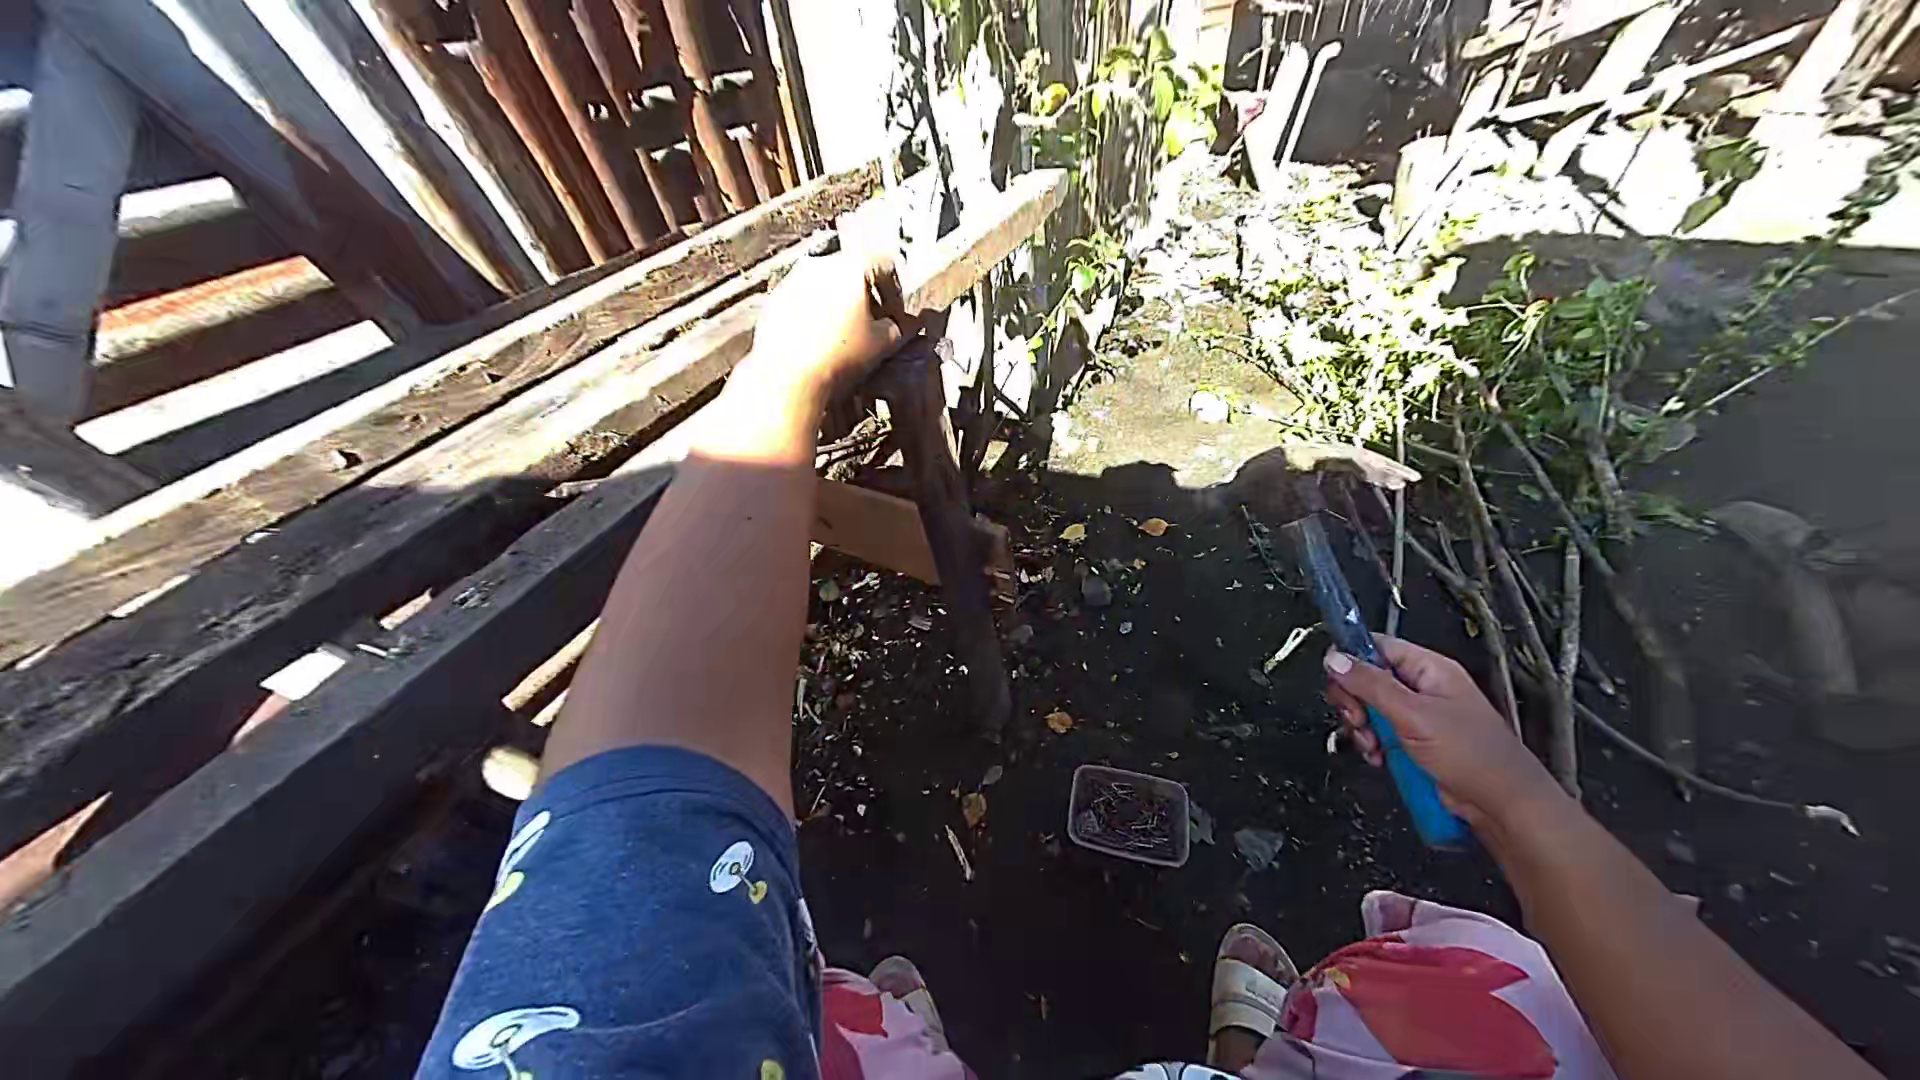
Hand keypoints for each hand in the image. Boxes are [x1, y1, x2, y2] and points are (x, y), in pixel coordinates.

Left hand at [733, 249, 912, 409]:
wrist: (789, 377)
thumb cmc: (840, 356)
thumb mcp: (884, 344)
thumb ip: (898, 327)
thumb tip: (897, 325)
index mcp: (852, 266)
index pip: (886, 267)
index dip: (896, 294)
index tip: (896, 317)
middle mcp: (821, 263)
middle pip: (853, 272)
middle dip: (867, 297)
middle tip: (873, 326)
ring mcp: (794, 278)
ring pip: (827, 284)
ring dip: (841, 304)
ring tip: (846, 335)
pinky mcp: (775, 298)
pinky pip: (804, 299)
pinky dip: (816, 313)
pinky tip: (820, 340)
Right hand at [1325, 635, 1563, 828]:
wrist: (1502, 806)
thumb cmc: (1476, 758)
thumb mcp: (1413, 714)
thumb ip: (1370, 684)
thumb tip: (1335, 659)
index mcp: (1428, 668)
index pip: (1374, 646)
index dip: (1350, 659)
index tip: (1339, 681)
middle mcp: (1421, 687)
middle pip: (1364, 678)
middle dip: (1354, 701)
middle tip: (1360, 719)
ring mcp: (1415, 713)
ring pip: (1366, 707)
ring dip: (1362, 727)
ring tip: (1374, 744)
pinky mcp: (1410, 737)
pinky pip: (1376, 731)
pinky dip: (1371, 743)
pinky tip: (1380, 756)